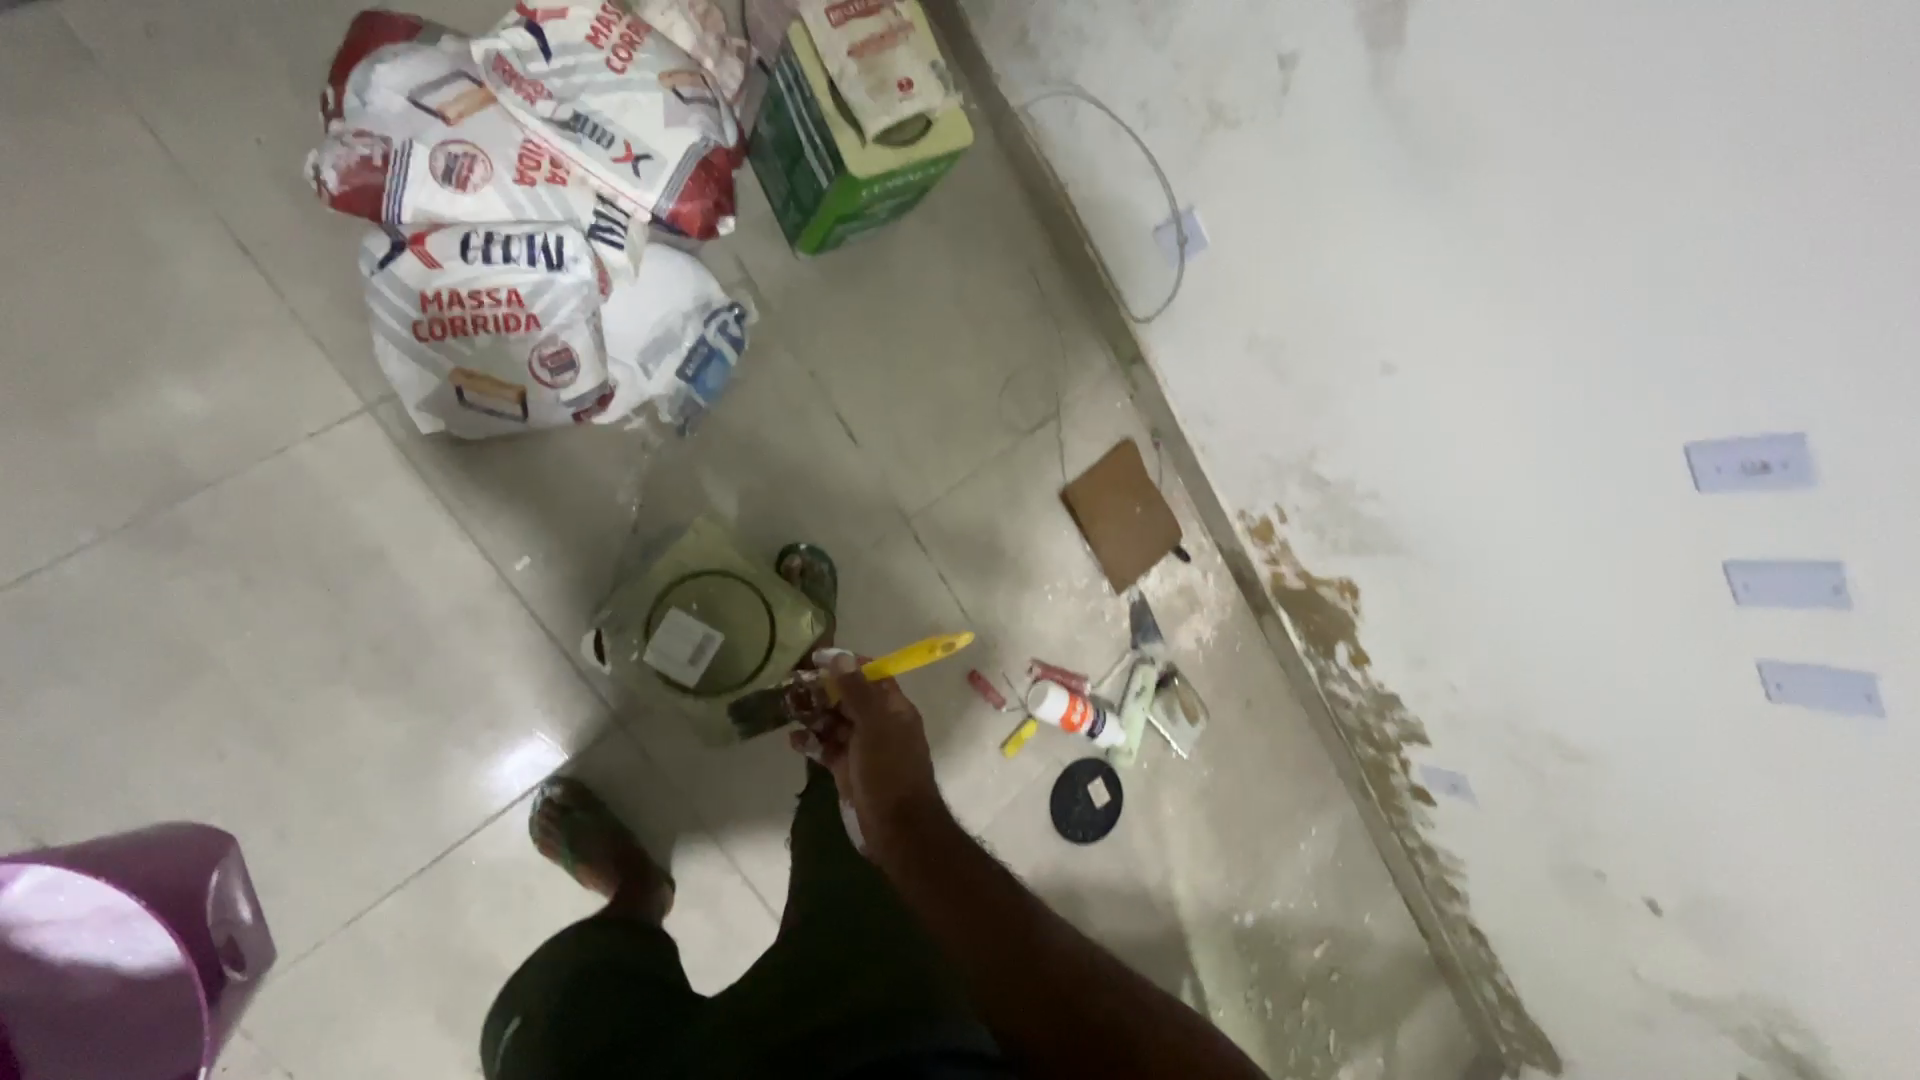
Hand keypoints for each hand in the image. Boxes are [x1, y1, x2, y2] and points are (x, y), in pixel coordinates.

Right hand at [789, 652, 949, 860]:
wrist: (896, 829)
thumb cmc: (889, 771)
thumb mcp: (875, 726)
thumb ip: (857, 692)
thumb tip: (840, 657)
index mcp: (893, 709)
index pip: (871, 675)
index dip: (846, 664)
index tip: (816, 658)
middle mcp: (879, 724)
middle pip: (848, 698)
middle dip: (822, 689)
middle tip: (791, 683)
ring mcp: (862, 748)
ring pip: (834, 723)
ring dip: (813, 714)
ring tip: (787, 706)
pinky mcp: (847, 770)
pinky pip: (826, 749)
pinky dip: (810, 742)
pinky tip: (792, 739)